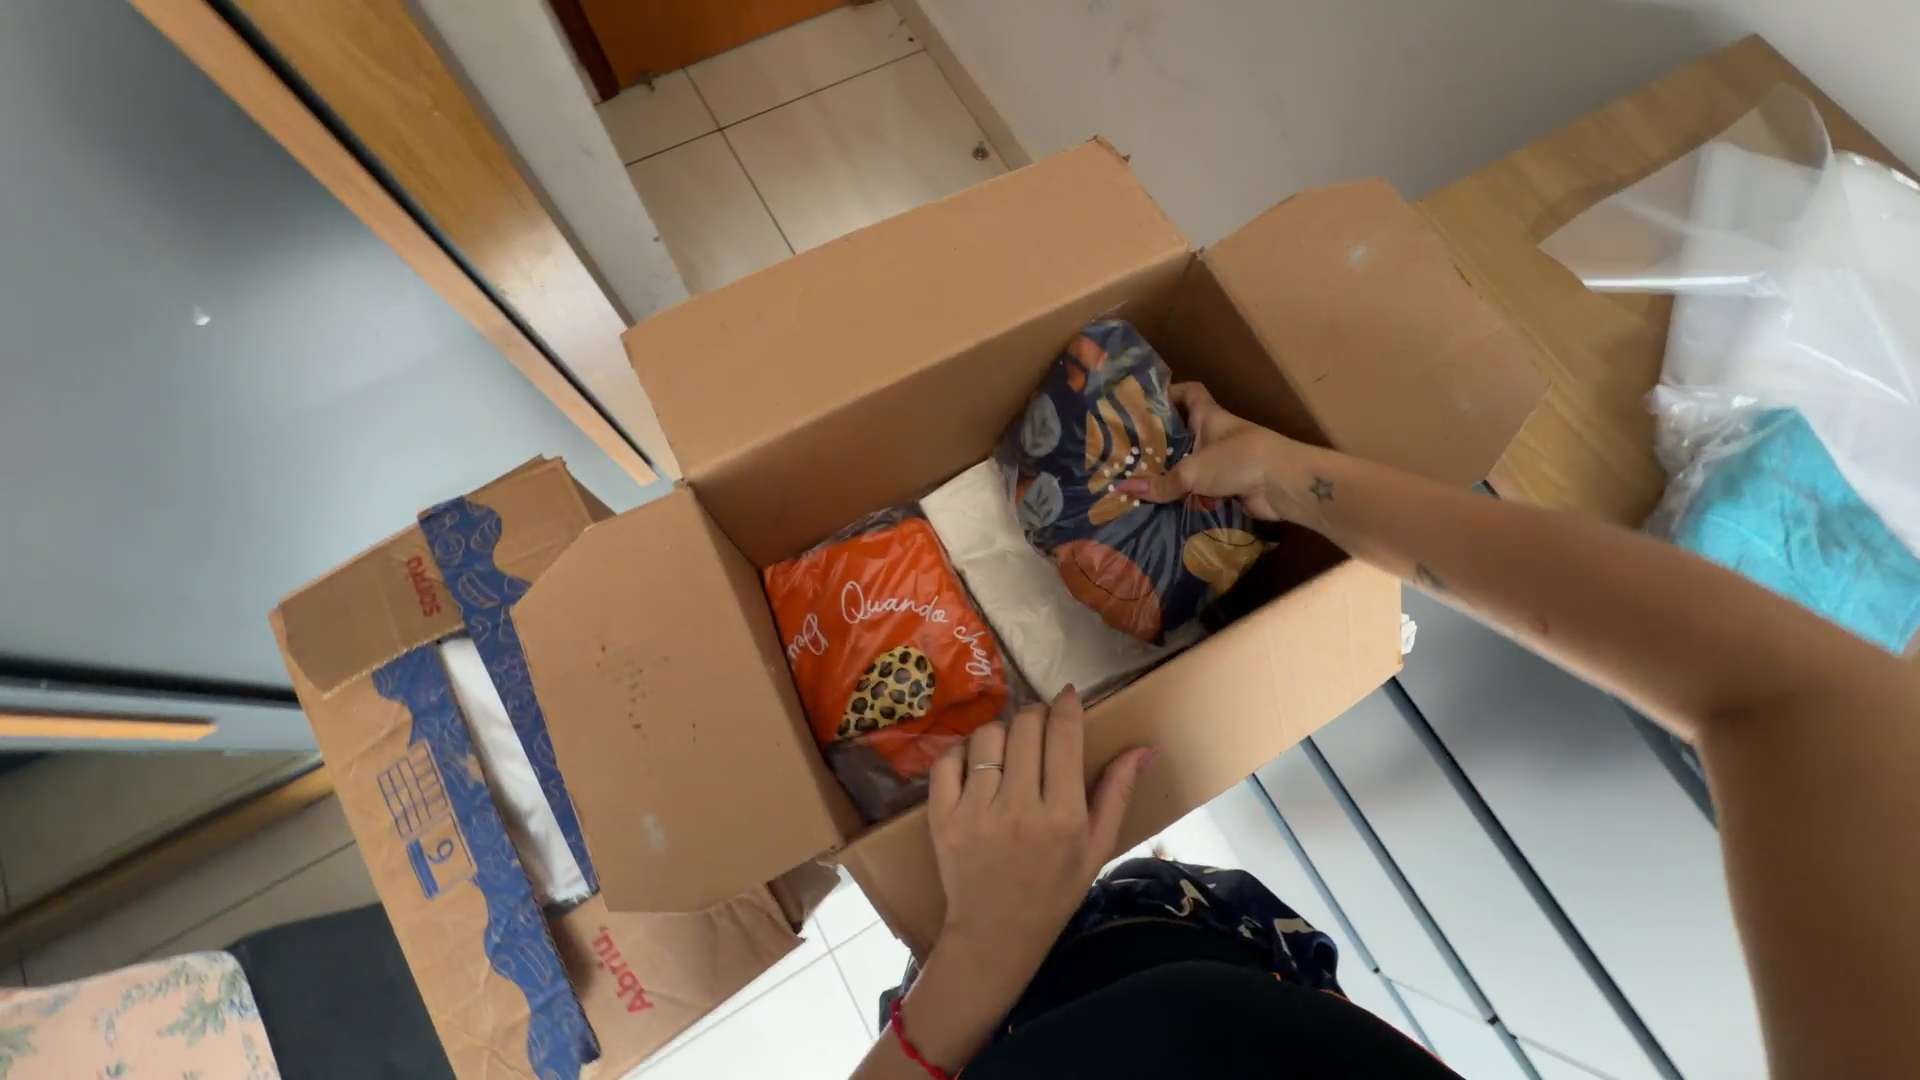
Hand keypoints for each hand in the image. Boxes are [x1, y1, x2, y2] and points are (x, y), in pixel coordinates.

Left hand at [926, 687, 1152, 978]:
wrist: (995, 935)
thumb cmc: (1054, 892)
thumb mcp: (1097, 849)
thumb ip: (1117, 794)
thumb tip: (1144, 748)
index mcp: (1063, 816)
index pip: (1064, 735)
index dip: (1067, 705)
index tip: (1068, 695)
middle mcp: (1019, 808)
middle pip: (1026, 726)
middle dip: (1036, 715)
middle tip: (1039, 726)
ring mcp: (975, 812)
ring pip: (987, 736)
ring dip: (1001, 732)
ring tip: (1009, 749)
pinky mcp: (941, 817)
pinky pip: (948, 759)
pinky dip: (962, 753)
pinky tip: (976, 765)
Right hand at [1118, 383, 1322, 525]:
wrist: (1284, 486)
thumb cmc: (1239, 460)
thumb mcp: (1193, 470)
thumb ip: (1161, 483)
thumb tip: (1125, 488)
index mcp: (1210, 417)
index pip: (1190, 393)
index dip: (1170, 393)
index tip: (1145, 402)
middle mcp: (1217, 436)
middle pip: (1184, 432)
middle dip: (1160, 441)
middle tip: (1128, 451)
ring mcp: (1225, 462)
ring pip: (1191, 464)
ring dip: (1170, 474)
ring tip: (1138, 481)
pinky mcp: (1230, 488)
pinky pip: (1200, 491)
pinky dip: (1184, 498)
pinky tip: (1161, 506)